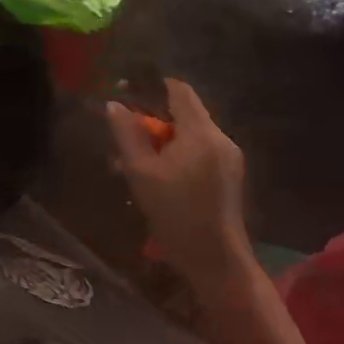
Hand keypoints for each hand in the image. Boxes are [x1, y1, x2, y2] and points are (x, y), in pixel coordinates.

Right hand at [107, 79, 254, 288]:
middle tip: (125, 130)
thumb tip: (115, 105)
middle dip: (154, 117)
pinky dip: (177, 151)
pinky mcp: (228, 174)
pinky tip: (157, 171)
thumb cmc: (175, 211)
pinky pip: (199, 149)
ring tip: (135, 156)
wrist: (214, 258)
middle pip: (185, 112)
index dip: (154, 85)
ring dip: (163, 137)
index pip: (180, 91)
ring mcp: (228, 157)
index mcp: (201, 133)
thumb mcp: (140, 171)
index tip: (128, 90)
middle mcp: (221, 139)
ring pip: (190, 132)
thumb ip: (127, 134)